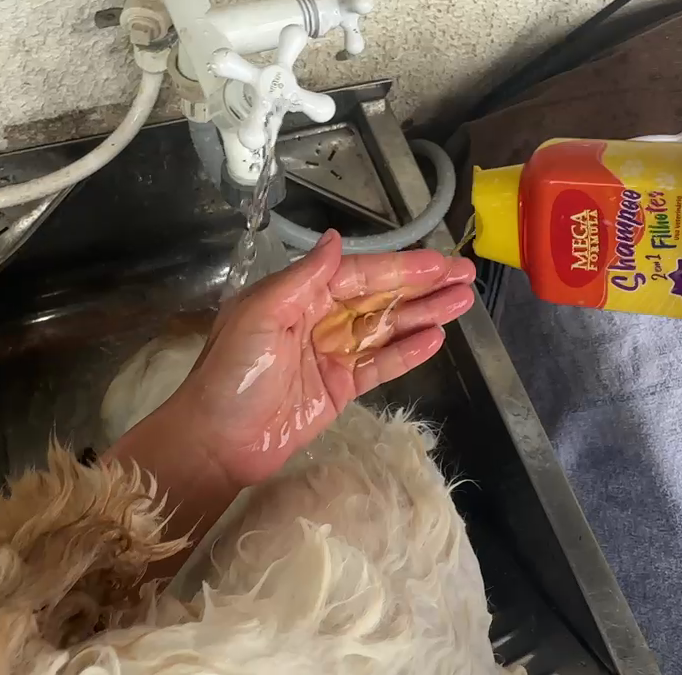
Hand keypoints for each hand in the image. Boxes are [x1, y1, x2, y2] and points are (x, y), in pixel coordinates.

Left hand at [152, 230, 474, 487]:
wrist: (215, 444)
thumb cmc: (233, 373)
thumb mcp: (260, 314)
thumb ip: (302, 277)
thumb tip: (335, 238)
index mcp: (300, 295)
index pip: (360, 274)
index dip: (400, 267)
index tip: (438, 263)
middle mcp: (320, 318)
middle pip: (380, 297)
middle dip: (423, 286)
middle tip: (466, 275)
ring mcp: (332, 354)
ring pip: (386, 328)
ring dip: (424, 314)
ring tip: (464, 302)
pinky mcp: (339, 388)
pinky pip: (379, 364)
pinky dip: (407, 352)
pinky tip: (436, 339)